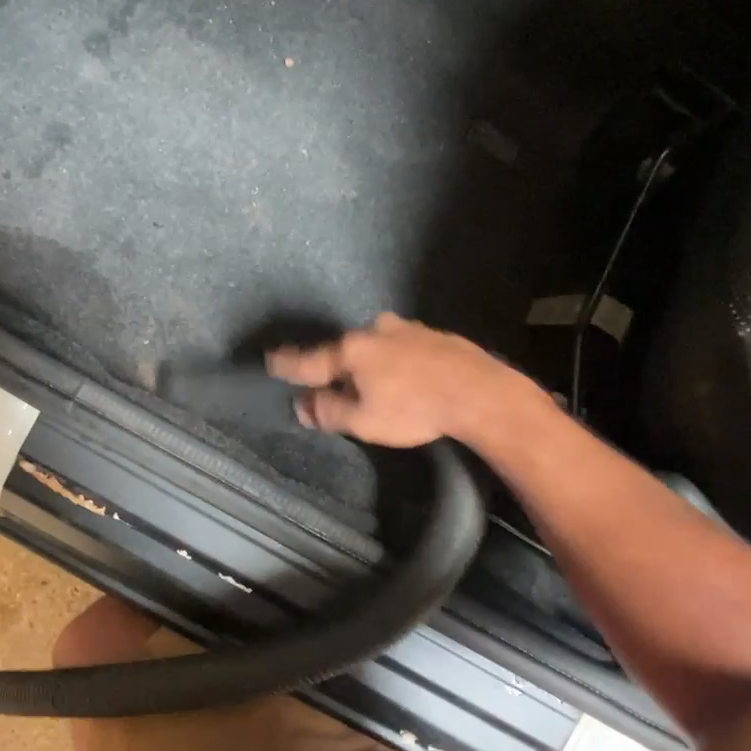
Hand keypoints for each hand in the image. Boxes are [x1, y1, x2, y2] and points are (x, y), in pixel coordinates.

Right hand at [265, 313, 541, 447]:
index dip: (287, 365)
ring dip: (367, 365)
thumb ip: (328, 412)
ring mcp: (407, 329)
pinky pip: (400, 349)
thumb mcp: (363, 421)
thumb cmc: (414, 409)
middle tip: (330, 389)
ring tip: (372, 388)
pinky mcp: (433, 335)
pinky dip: (394, 363)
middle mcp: (375, 330)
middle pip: (343, 352)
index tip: (270, 362)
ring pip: (374, 347)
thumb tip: (303, 405)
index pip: (308, 360)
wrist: (480, 392)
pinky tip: (405, 380)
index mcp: (351, 350)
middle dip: (335, 369)